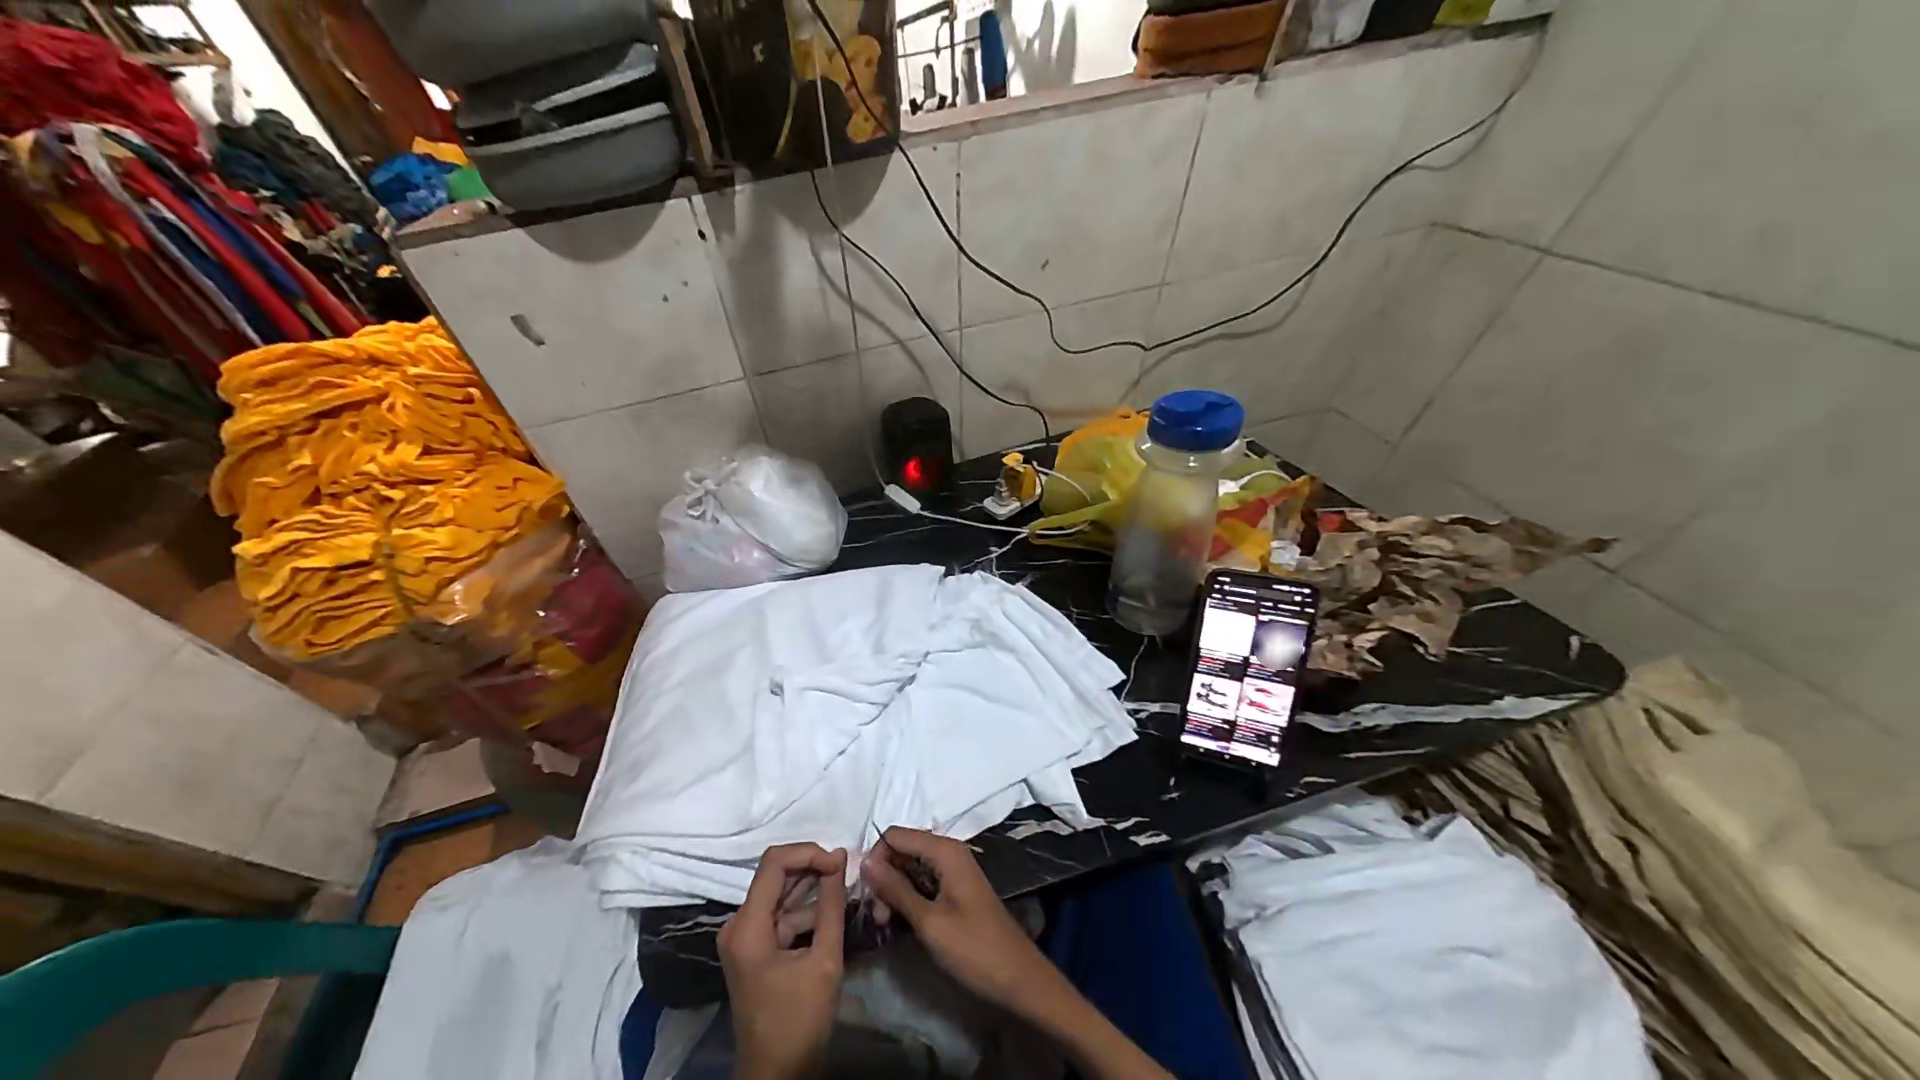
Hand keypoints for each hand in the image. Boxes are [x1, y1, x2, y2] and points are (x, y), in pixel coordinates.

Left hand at [719, 844, 847, 1079]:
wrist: (776, 1074)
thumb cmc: (800, 1020)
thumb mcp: (825, 959)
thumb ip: (831, 905)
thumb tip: (839, 860)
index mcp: (747, 927)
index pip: (774, 863)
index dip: (808, 853)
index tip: (839, 862)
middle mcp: (738, 925)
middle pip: (775, 875)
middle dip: (813, 869)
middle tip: (847, 873)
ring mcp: (743, 937)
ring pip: (780, 894)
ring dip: (812, 889)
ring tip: (845, 890)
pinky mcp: (753, 948)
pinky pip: (780, 915)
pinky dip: (805, 910)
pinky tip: (831, 912)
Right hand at [859, 827, 1060, 1015]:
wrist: (1018, 978)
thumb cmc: (973, 948)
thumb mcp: (928, 921)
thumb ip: (896, 888)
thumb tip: (865, 861)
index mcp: (945, 851)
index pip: (895, 836)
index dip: (876, 859)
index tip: (866, 893)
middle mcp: (949, 852)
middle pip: (902, 850)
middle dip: (884, 878)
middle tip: (877, 916)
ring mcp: (953, 871)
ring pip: (910, 868)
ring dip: (893, 892)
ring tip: (886, 924)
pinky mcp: (955, 889)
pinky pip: (922, 882)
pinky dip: (908, 898)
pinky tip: (900, 922)